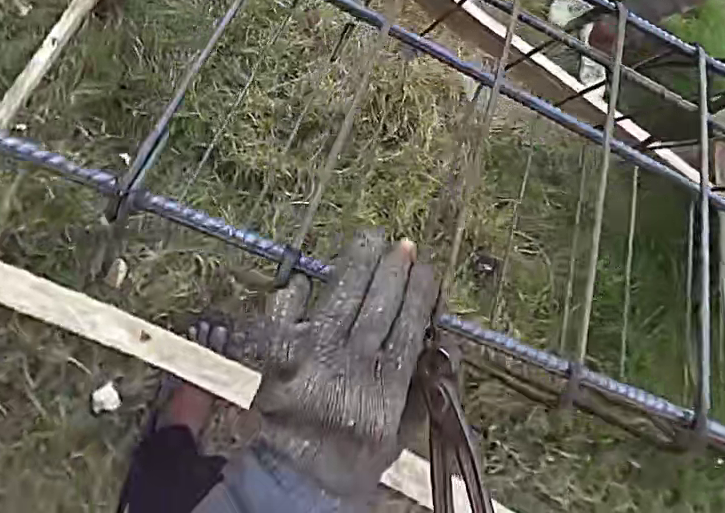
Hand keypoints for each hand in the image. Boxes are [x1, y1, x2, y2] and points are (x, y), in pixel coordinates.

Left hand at [251, 230, 439, 498]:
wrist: (298, 485)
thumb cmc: (358, 454)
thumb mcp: (403, 429)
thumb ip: (425, 385)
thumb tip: (444, 339)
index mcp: (386, 390)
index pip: (410, 325)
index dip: (420, 291)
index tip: (427, 269)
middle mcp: (351, 367)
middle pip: (379, 303)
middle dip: (394, 269)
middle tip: (404, 245)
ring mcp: (313, 356)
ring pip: (342, 295)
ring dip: (360, 262)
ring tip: (372, 238)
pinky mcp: (280, 354)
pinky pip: (288, 310)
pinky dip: (297, 290)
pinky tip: (306, 276)